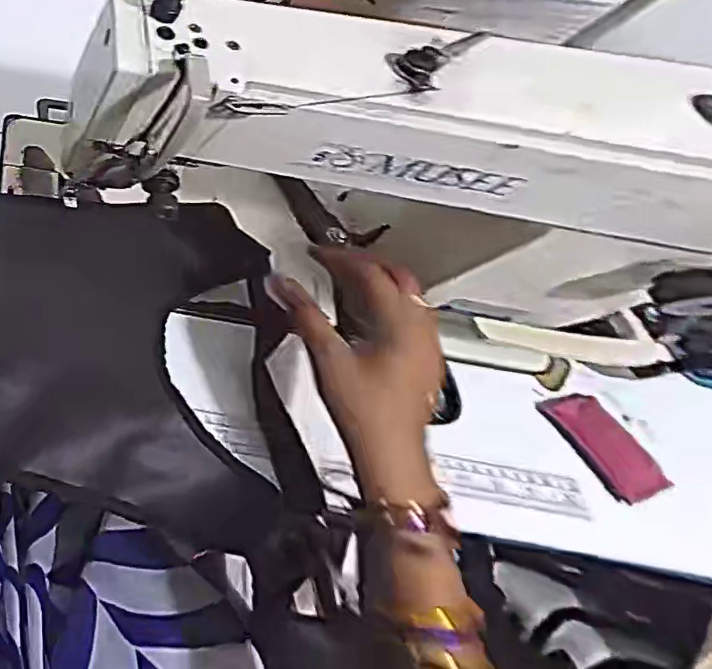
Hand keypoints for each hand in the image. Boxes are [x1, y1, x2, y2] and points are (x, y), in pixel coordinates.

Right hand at [266, 248, 444, 503]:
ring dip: (381, 280)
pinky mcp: (425, 363)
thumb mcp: (327, 357)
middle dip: (366, 261)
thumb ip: (303, 314)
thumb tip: (283, 285)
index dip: (341, 257)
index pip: (372, 273)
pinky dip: (390, 303)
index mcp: (400, 325)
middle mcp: (421, 332)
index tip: (318, 254)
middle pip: (399, 277)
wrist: (391, 458)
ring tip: (352, 278)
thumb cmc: (368, 416)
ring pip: (410, 296)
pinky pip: (414, 317)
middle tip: (337, 257)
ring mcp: (427, 348)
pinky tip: (371, 313)